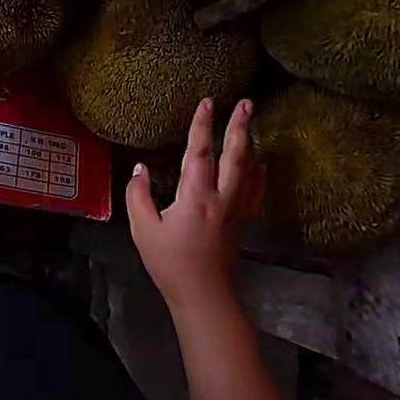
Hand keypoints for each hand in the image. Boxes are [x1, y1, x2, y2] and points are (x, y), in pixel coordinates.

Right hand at [127, 99, 263, 310]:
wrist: (203, 296)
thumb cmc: (170, 262)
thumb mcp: (143, 229)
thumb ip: (138, 194)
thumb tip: (141, 168)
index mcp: (196, 197)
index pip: (201, 152)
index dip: (203, 125)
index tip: (207, 102)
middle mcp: (222, 199)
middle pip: (236, 155)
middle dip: (240, 126)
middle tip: (247, 103)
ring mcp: (236, 211)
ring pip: (249, 170)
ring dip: (250, 144)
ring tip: (251, 123)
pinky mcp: (242, 222)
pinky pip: (255, 192)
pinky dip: (259, 174)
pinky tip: (260, 164)